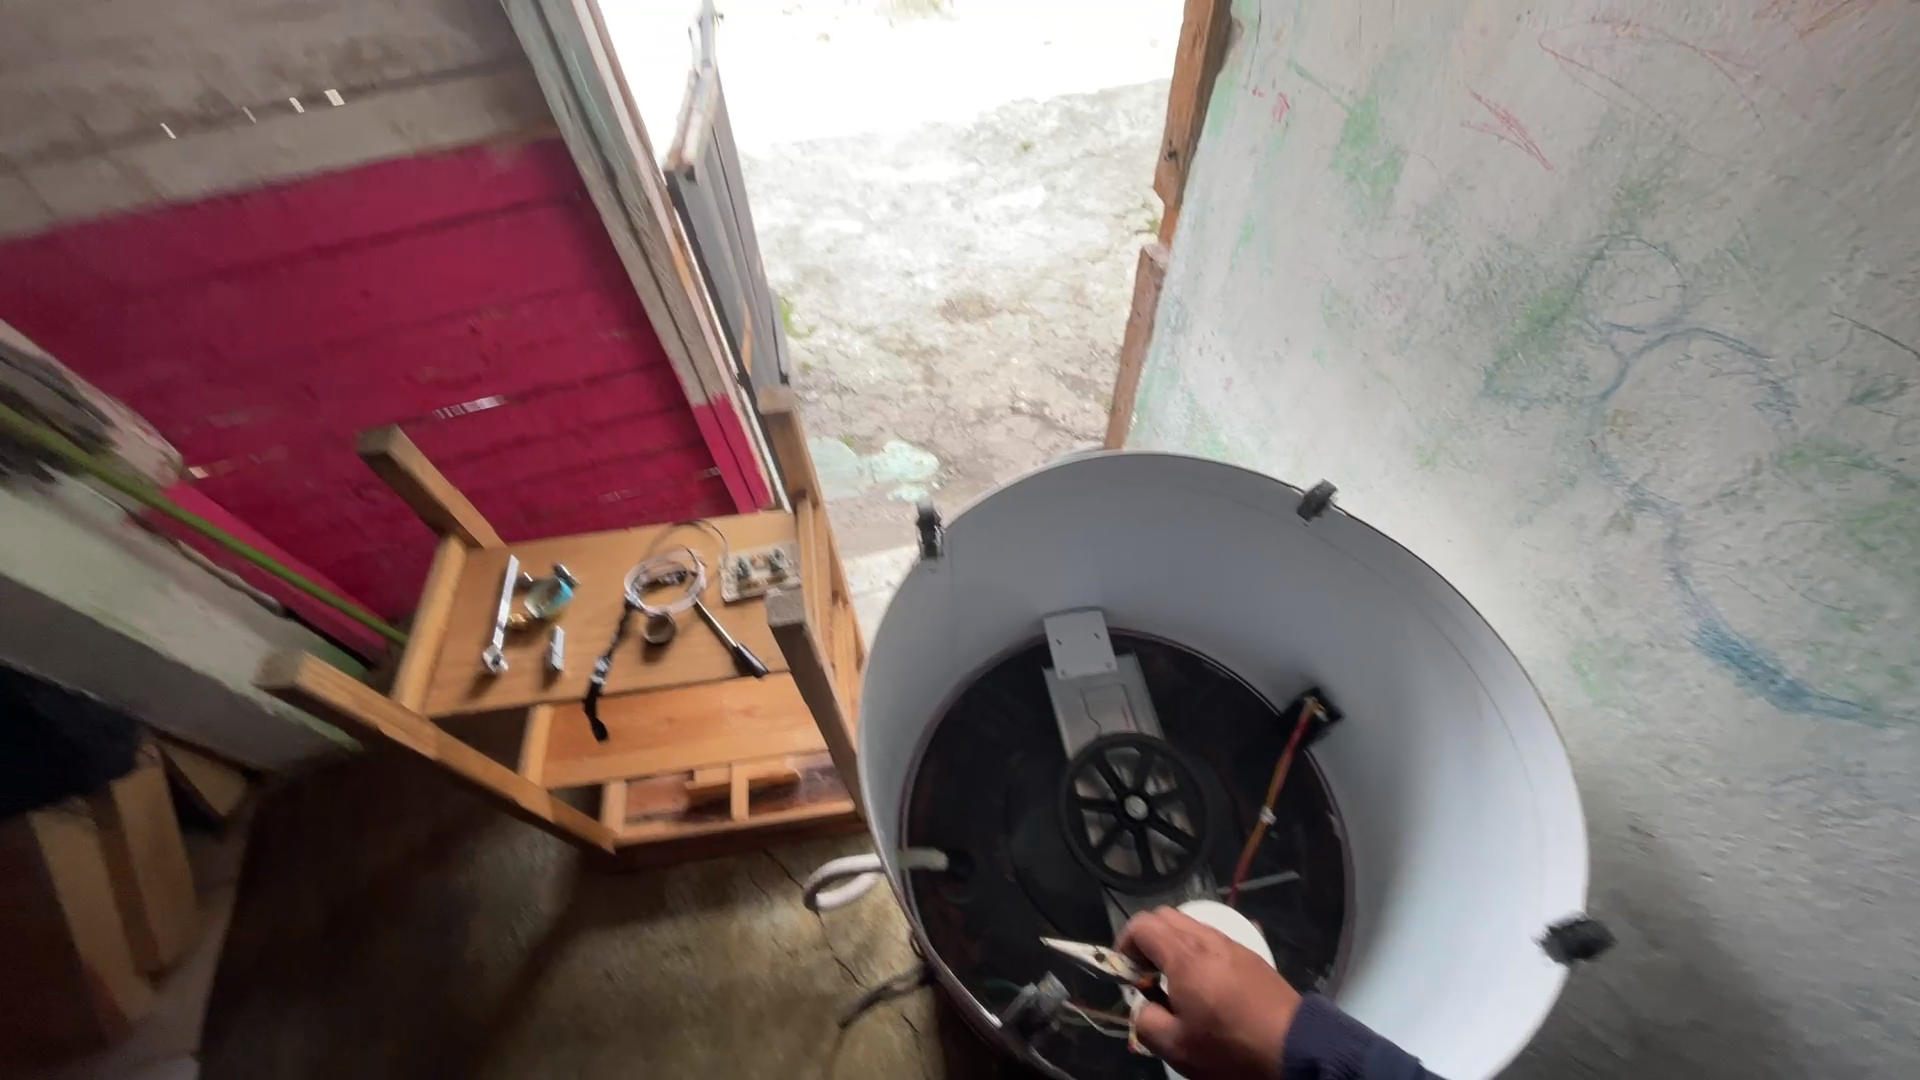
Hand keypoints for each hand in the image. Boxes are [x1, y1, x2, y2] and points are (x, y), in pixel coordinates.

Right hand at [1115, 906, 1300, 1079]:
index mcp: (1182, 955)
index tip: (1127, 973)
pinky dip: (1197, 950)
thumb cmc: (1231, 1047)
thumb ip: (1146, 1022)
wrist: (1296, 1050)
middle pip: (1163, 917)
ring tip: (1178, 981)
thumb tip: (1143, 1005)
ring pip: (1189, 924)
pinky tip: (1207, 984)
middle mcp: (1204, 938)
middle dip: (1147, 939)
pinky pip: (1212, 938)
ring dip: (1173, 943)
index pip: (1141, 925)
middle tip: (1148, 974)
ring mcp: (1230, 943)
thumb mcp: (1179, 1048)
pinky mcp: (1249, 954)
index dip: (1125, 943)